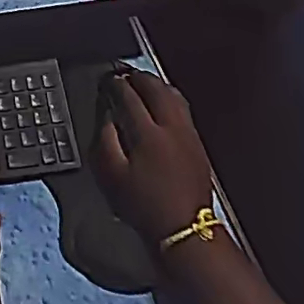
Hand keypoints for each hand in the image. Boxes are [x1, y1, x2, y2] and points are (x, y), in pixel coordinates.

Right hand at [94, 71, 214, 242]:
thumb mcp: (113, 175)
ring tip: (142, 81)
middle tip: (123, 74)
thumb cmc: (145, 205)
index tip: (107, 81)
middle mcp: (172, 129)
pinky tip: (162, 101)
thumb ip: (106, 141)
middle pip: (155, 89)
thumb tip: (106, 119)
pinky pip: (184, 109)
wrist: (184, 229)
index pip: (129, 97)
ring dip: (156, 84)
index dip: (115, 84)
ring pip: (174, 96)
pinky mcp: (198, 144)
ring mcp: (188, 135)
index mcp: (148, 135)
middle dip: (137, 77)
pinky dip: (170, 97)